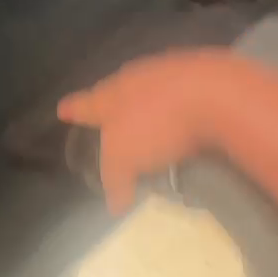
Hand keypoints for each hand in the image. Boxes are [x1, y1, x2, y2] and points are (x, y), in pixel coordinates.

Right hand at [58, 49, 277, 211]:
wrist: (215, 91)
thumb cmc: (157, 124)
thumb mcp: (125, 160)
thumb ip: (115, 180)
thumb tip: (114, 205)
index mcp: (109, 96)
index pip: (85, 104)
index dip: (74, 109)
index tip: (62, 109)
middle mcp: (133, 78)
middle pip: (115, 89)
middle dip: (110, 100)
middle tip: (107, 110)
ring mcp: (168, 71)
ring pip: (148, 85)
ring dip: (146, 98)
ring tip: (147, 113)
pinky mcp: (201, 73)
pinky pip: (181, 88)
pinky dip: (178, 99)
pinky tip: (186, 111)